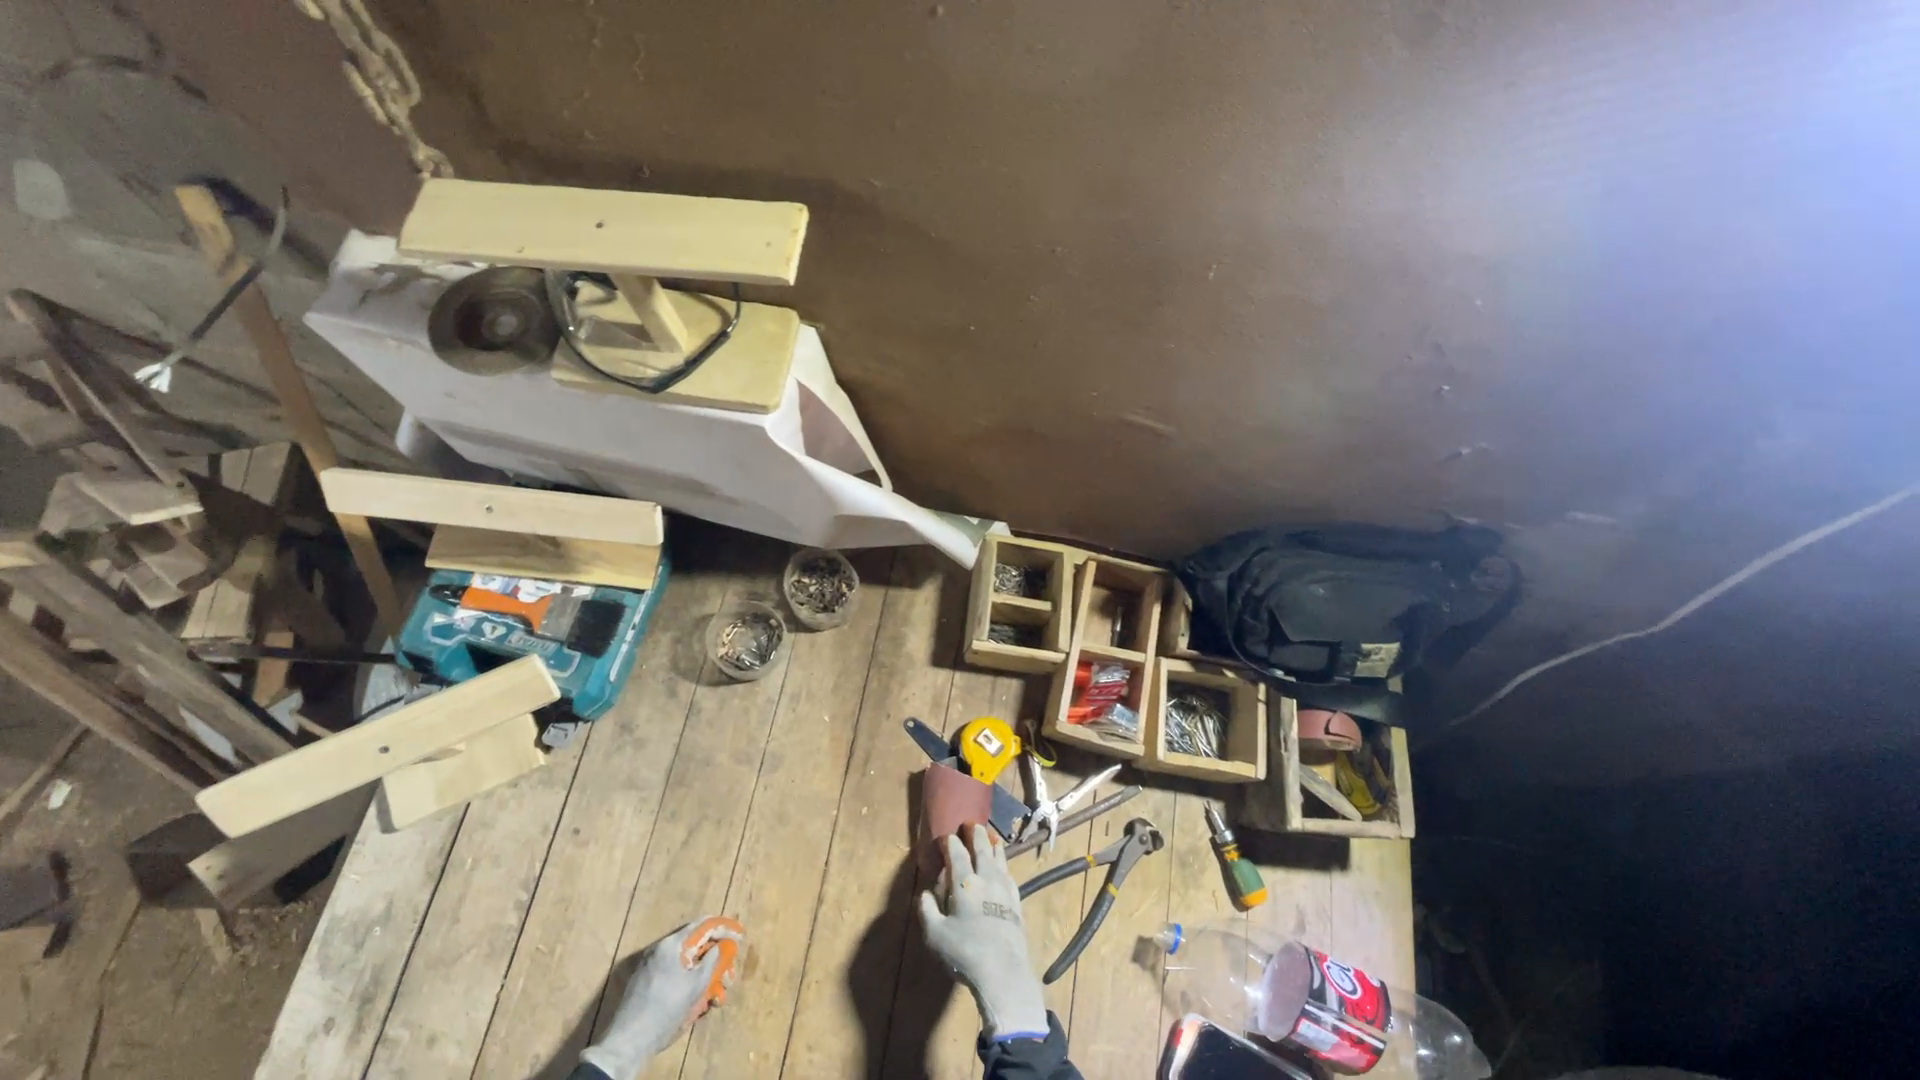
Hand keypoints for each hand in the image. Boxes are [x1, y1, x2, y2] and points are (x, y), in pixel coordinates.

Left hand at [580, 917, 743, 1079]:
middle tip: (728, 975)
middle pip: (694, 946)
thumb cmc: (666, 1008)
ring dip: (703, 976)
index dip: (723, 929)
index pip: (702, 926)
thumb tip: (720, 945)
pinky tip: (698, 1003)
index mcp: (670, 945)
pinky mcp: (646, 984)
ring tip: (716, 996)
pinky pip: (674, 977)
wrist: (629, 1041)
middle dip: (715, 959)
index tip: (740, 936)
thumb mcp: (696, 985)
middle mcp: (659, 951)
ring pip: (685, 965)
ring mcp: (651, 968)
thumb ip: (712, 961)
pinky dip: (688, 984)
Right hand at [918, 824, 1049, 1039]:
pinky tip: (1004, 869)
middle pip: (983, 851)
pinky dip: (1005, 866)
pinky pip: (1010, 877)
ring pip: (1000, 861)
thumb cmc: (964, 952)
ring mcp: (1005, 891)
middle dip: (976, 835)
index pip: (958, 855)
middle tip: (972, 824)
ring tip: (992, 838)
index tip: (948, 836)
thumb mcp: (935, 934)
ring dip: (994, 847)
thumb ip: (927, 910)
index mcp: (965, 883)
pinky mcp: (1017, 905)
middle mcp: (987, 880)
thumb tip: (924, 894)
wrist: (1003, 971)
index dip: (952, 843)